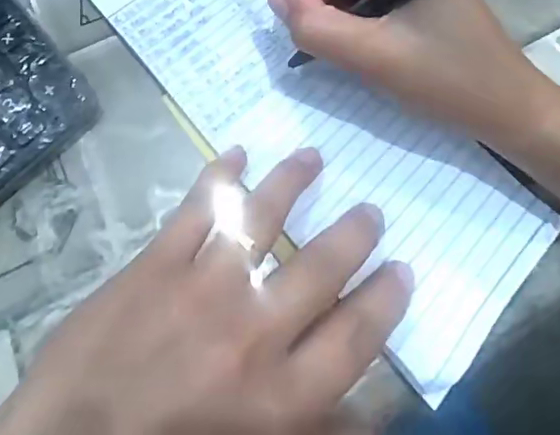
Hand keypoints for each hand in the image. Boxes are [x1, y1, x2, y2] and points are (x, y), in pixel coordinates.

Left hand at [0, 147, 412, 434]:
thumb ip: (317, 430)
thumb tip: (374, 418)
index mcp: (279, 396)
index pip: (355, 337)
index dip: (385, 300)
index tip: (402, 269)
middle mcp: (252, 332)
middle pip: (320, 268)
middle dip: (353, 235)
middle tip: (371, 210)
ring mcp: (203, 287)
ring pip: (263, 219)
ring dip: (292, 181)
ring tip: (313, 156)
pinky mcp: (157, 262)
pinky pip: (198, 207)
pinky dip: (220, 174)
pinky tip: (238, 152)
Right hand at [268, 0, 559, 151]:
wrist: (515, 115)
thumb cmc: (451, 82)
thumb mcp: (378, 58)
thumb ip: (319, 28)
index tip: (317, 40)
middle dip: (324, 9)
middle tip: (339, 54)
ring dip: (340, 23)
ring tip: (358, 58)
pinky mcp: (417, 3)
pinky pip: (368, 4)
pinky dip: (357, 29)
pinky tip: (371, 56)